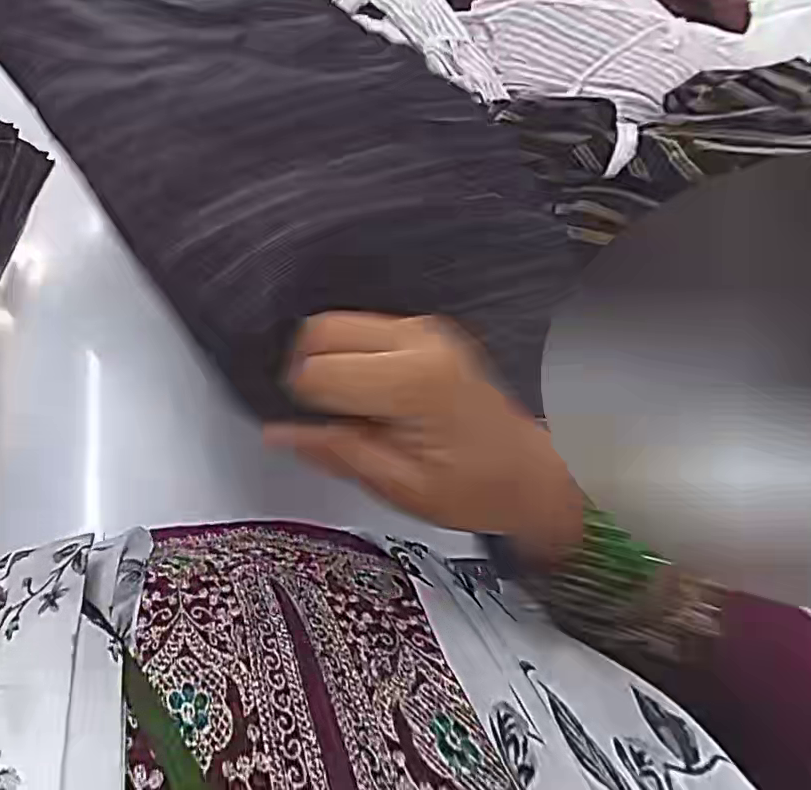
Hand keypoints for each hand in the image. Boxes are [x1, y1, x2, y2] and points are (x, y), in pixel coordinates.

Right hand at [263, 313, 583, 557]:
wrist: (530, 474)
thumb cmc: (480, 487)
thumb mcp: (399, 485)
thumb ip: (334, 449)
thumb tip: (280, 431)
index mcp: (413, 381)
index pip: (318, 372)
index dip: (298, 401)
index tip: (301, 425)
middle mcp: (418, 342)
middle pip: (320, 330)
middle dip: (301, 369)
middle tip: (309, 411)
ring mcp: (423, 330)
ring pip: (335, 323)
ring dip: (322, 359)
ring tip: (339, 405)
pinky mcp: (422, 331)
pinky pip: (359, 328)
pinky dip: (342, 354)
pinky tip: (359, 391)